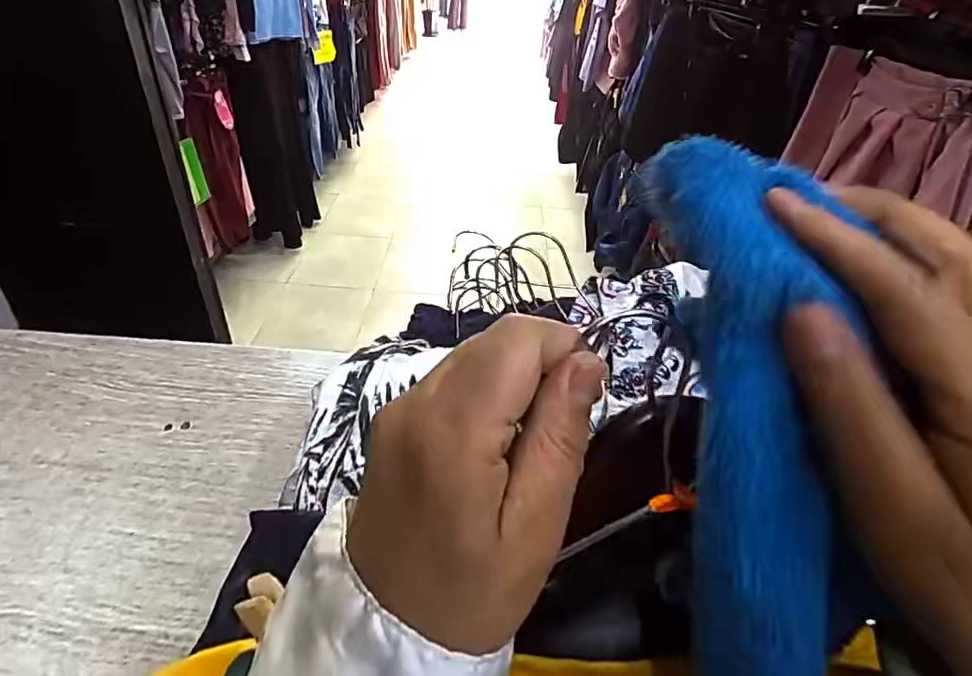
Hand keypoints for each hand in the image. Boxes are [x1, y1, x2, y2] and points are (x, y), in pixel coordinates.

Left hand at [346, 315, 606, 654]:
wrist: (384, 634)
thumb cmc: (472, 591)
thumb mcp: (537, 524)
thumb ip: (562, 432)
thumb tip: (587, 360)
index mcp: (452, 429)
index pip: (518, 338)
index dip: (562, 347)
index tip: (583, 392)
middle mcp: (417, 401)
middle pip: (498, 337)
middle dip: (543, 359)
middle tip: (560, 419)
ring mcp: (399, 406)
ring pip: (479, 350)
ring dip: (518, 373)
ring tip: (528, 435)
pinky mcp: (393, 415)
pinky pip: (457, 373)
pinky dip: (490, 387)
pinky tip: (496, 437)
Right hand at [766, 187, 971, 675]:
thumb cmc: (967, 600)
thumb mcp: (894, 515)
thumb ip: (850, 405)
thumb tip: (801, 306)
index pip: (907, 290)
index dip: (838, 238)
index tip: (776, 200)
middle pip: (957, 256)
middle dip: (880, 214)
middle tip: (810, 199)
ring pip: (967, 271)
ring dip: (901, 233)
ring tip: (835, 224)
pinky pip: (961, 304)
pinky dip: (911, 269)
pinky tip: (874, 281)